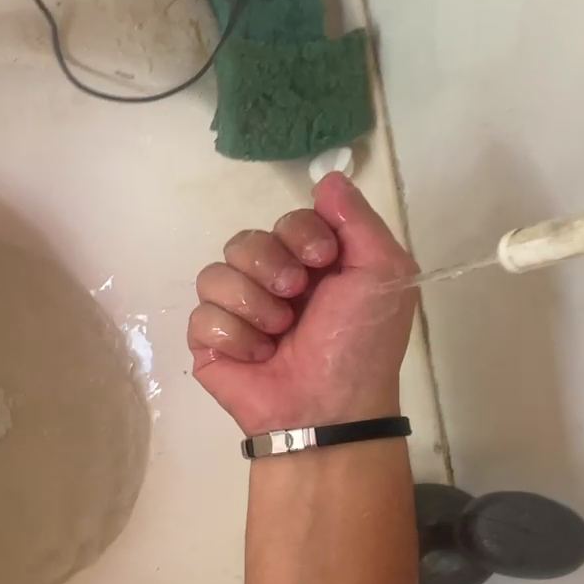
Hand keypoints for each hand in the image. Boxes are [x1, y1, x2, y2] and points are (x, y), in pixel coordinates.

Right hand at [188, 173, 420, 435]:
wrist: (326, 405)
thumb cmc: (360, 344)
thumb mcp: (382, 273)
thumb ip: (357, 221)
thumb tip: (327, 177)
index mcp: (308, 263)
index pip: (283, 221)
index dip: (297, 235)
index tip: (322, 262)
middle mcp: (267, 281)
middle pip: (241, 242)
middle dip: (269, 268)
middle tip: (296, 297)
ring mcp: (233, 311)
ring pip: (213, 276)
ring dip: (251, 304)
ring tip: (276, 333)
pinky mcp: (206, 341)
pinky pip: (200, 317)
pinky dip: (233, 335)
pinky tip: (255, 355)